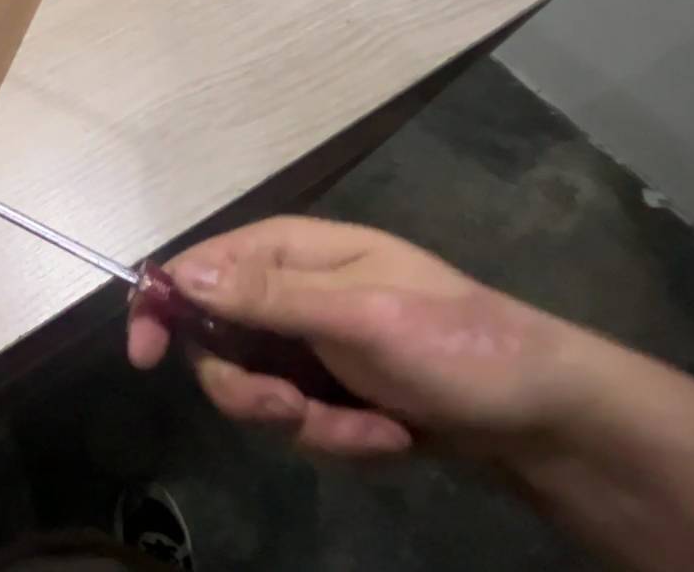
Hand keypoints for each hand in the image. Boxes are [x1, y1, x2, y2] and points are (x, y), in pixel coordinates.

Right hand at [128, 216, 588, 456]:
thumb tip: (181, 274)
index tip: (145, 354)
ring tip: (373, 432)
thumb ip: (268, 296)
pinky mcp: (322, 388)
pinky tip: (387, 438)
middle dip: (253, 390)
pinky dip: (335, 440)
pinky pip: (291, 423)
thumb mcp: (362, 315)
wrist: (548, 419)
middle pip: (212, 344)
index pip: (191, 268)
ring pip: (251, 392)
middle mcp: (281, 293)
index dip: (159, 307)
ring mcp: (301, 343)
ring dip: (306, 424)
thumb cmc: (459, 346)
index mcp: (283, 253)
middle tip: (294, 409)